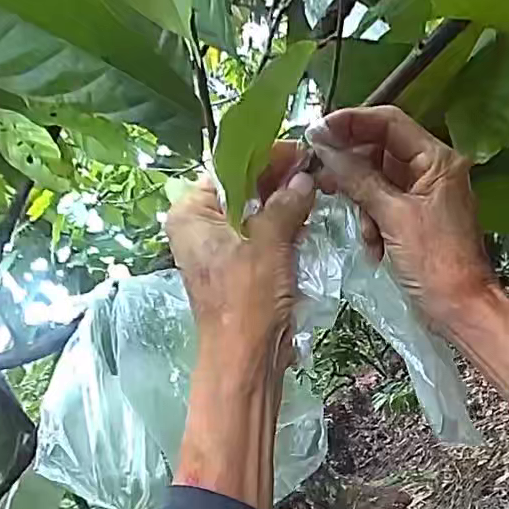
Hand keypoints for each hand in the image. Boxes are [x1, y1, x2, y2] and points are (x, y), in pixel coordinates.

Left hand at [164, 141, 315, 508]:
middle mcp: (201, 228)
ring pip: (257, 215)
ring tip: (316, 190)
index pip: (228, 168)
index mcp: (192, 214)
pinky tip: (307, 222)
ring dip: (285, 206)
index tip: (299, 148)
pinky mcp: (243, 271)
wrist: (247, 359)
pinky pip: (264, 239)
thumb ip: (286, 206)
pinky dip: (284, 231)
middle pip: (243, 190)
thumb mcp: (268, 245)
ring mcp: (222, 251)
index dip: (264, 156)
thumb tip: (305, 177)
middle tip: (314, 170)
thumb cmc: (247, 300)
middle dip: (278, 181)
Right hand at [308, 106, 497, 329]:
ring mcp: (426, 198)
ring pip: (378, 184)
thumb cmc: (435, 264)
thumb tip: (326, 146)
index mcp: (437, 160)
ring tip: (366, 235)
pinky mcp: (418, 222)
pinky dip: (375, 225)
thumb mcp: (394, 217)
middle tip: (326, 184)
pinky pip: (385, 209)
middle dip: (354, 173)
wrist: (461, 309)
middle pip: (380, 153)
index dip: (351, 123)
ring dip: (364, 207)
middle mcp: (433, 172)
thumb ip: (358, 178)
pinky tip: (375, 249)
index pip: (388, 123)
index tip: (318, 133)